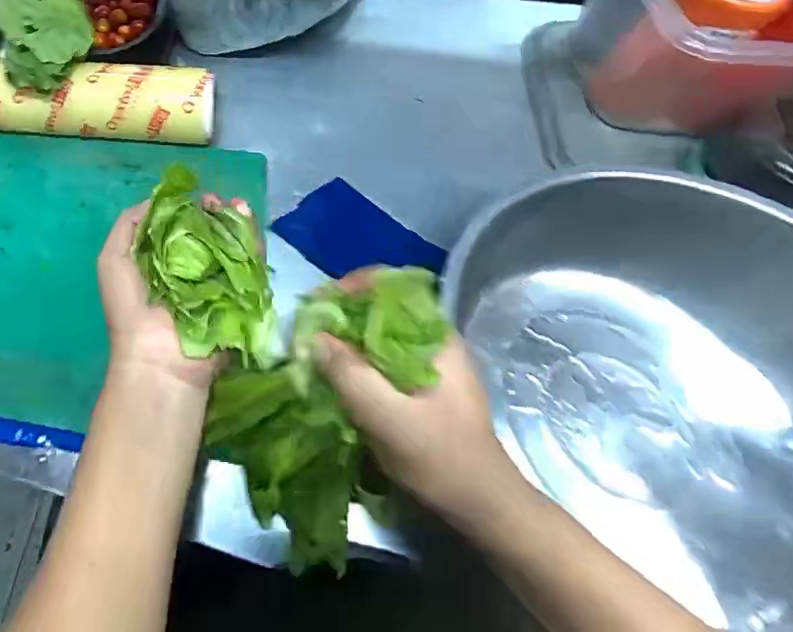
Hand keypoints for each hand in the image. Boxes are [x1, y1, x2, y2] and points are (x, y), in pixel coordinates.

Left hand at [96, 197, 245, 393]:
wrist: (158, 360)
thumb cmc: (129, 308)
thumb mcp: (113, 259)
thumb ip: (129, 225)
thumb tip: (159, 200)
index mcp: (164, 259)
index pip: (181, 224)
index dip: (188, 206)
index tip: (193, 196)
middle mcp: (194, 268)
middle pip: (211, 230)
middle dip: (215, 211)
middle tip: (215, 202)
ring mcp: (220, 281)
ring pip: (234, 243)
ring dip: (236, 220)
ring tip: (235, 205)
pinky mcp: (242, 295)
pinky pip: (252, 264)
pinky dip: (253, 240)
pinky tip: (246, 220)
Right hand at [314, 270, 520, 525]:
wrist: (483, 507)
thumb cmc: (442, 459)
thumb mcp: (389, 419)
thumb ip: (349, 375)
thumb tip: (313, 337)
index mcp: (434, 336)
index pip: (388, 285)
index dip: (349, 286)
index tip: (317, 305)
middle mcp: (430, 338)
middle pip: (377, 304)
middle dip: (339, 311)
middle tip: (308, 329)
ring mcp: (424, 359)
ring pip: (374, 329)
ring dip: (343, 334)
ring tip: (314, 348)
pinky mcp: (415, 379)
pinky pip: (376, 352)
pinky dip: (353, 355)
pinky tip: (335, 372)